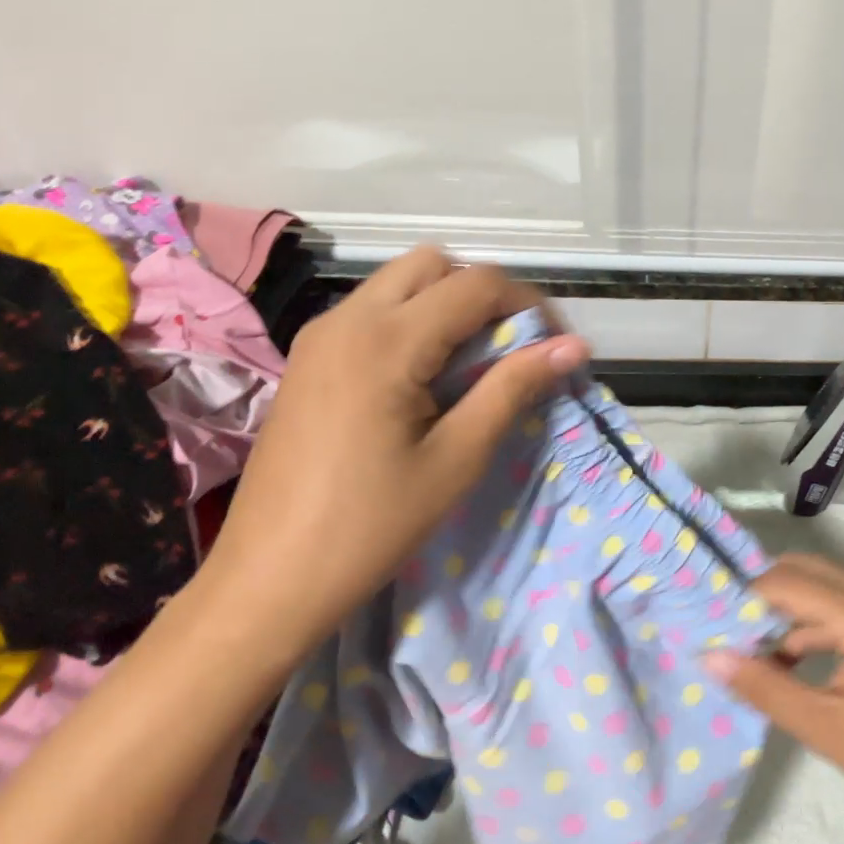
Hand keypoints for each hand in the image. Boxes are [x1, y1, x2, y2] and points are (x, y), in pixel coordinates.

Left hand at [204, 247, 588, 658]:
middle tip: (513, 348)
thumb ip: (513, 388)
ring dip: (447, 304)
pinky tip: (428, 380)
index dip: (529, 305)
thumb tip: (573, 346)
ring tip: (475, 366)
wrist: (270, 578)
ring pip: (399, 283)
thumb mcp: (457, 457)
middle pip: (433, 264)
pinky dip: (413, 322)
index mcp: (386, 341)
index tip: (557, 346)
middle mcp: (347, 320)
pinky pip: (372, 312)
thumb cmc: (372, 524)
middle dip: (484, 293)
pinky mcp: (309, 360)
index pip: (475, 284)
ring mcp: (320, 337)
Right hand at [703, 554, 843, 813]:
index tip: (706, 619)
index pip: (786, 582)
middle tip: (720, 628)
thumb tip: (709, 656)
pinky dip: (803, 625)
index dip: (744, 596)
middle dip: (760, 597)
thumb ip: (765, 687)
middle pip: (801, 572)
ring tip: (741, 646)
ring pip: (816, 587)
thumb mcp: (822, 725)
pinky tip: (779, 661)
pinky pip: (832, 605)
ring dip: (780, 612)